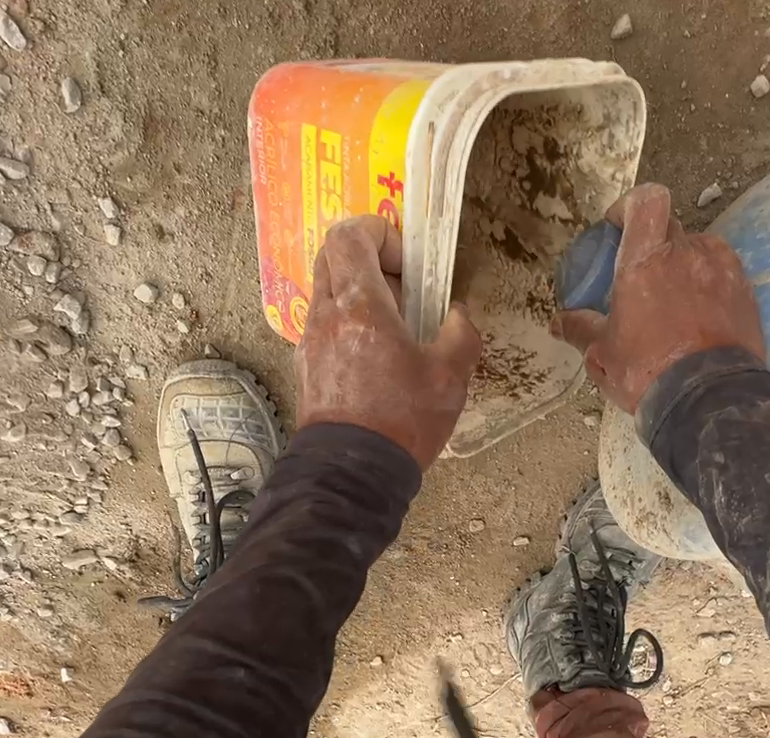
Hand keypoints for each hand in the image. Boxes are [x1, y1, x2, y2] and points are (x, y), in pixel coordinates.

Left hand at [295, 216, 482, 468]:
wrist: (352, 474)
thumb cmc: (401, 421)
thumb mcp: (451, 377)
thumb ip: (461, 335)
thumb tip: (456, 316)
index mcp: (359, 306)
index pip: (350, 235)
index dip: (379, 232)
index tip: (407, 262)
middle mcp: (325, 315)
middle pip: (333, 257)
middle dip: (369, 260)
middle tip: (403, 291)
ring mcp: (310, 342)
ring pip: (327, 293)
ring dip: (360, 296)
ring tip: (395, 332)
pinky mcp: (308, 368)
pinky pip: (325, 326)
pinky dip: (349, 326)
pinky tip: (377, 360)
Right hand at [551, 184, 765, 413]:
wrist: (707, 398)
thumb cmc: (647, 372)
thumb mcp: (602, 354)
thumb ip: (580, 330)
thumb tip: (557, 322)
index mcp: (645, 261)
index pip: (646, 201)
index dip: (631, 205)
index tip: (618, 226)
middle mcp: (686, 254)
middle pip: (669, 227)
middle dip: (652, 244)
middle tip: (639, 275)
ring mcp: (722, 270)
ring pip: (698, 250)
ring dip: (682, 265)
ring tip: (671, 300)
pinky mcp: (745, 291)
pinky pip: (722, 273)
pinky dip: (707, 284)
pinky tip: (696, 316)